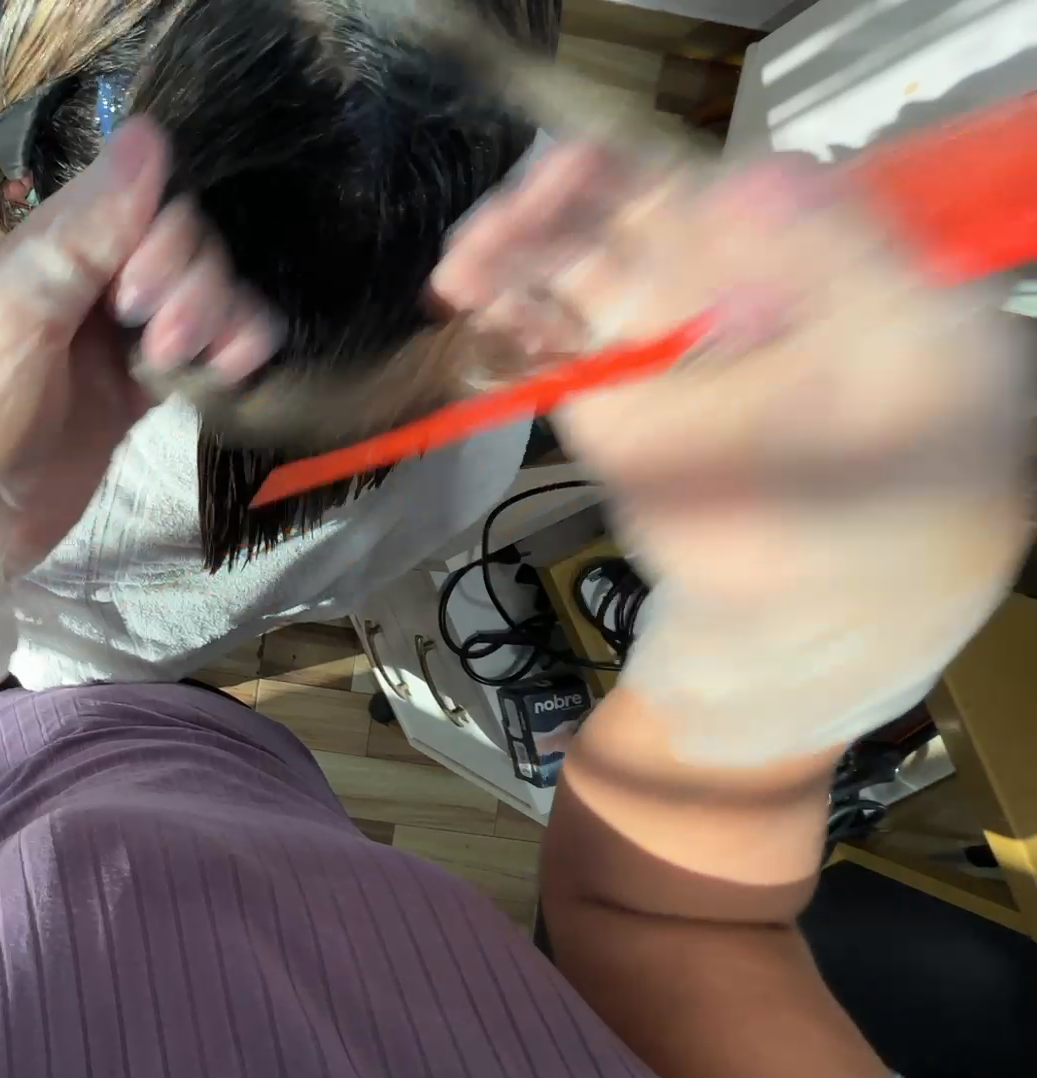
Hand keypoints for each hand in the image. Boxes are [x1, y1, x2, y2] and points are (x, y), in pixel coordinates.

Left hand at [0, 118, 278, 696]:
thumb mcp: (18, 315)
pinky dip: (230, 347)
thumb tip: (150, 133)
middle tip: (157, 339)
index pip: (138, 199)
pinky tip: (236, 365)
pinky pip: (204, 347)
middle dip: (187, 284)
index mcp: (50, 250)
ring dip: (215, 314)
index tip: (135, 294)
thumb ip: (83, 233)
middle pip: (180, 244)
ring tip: (192, 358)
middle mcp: (89, 283)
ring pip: (199, 292)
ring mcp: (118, 337)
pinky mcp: (141, 385)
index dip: (158, 234)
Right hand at [435, 144, 1031, 762]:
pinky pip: (540, 347)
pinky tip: (473, 320)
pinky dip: (503, 329)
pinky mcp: (594, 403)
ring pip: (560, 282)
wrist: (803, 607)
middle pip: (608, 225)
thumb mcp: (917, 371)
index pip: (693, 184)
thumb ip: (842, 273)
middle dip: (536, 219)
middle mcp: (710, 291)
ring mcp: (643, 349)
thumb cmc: (889, 502)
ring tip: (455, 280)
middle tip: (475, 244)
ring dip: (502, 269)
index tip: (550, 183)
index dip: (617, 173)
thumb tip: (746, 183)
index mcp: (796, 260)